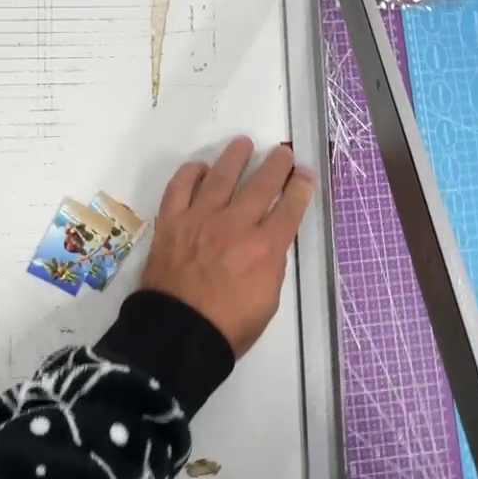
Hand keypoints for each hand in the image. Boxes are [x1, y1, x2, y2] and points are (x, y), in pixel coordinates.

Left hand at [139, 136, 316, 357]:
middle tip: (282, 153)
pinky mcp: (172, 221)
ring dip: (235, 157)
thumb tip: (269, 241)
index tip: (305, 174)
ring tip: (243, 143)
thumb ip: (271, 264)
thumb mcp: (268, 301)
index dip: (301, 187)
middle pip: (261, 184)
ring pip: (221, 176)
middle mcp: (235, 225)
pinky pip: (180, 187)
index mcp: (264, 248)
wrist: (176, 334)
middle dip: (276, 165)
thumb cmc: (228, 327)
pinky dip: (190, 173)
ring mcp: (201, 219)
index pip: (290, 207)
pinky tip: (200, 168)